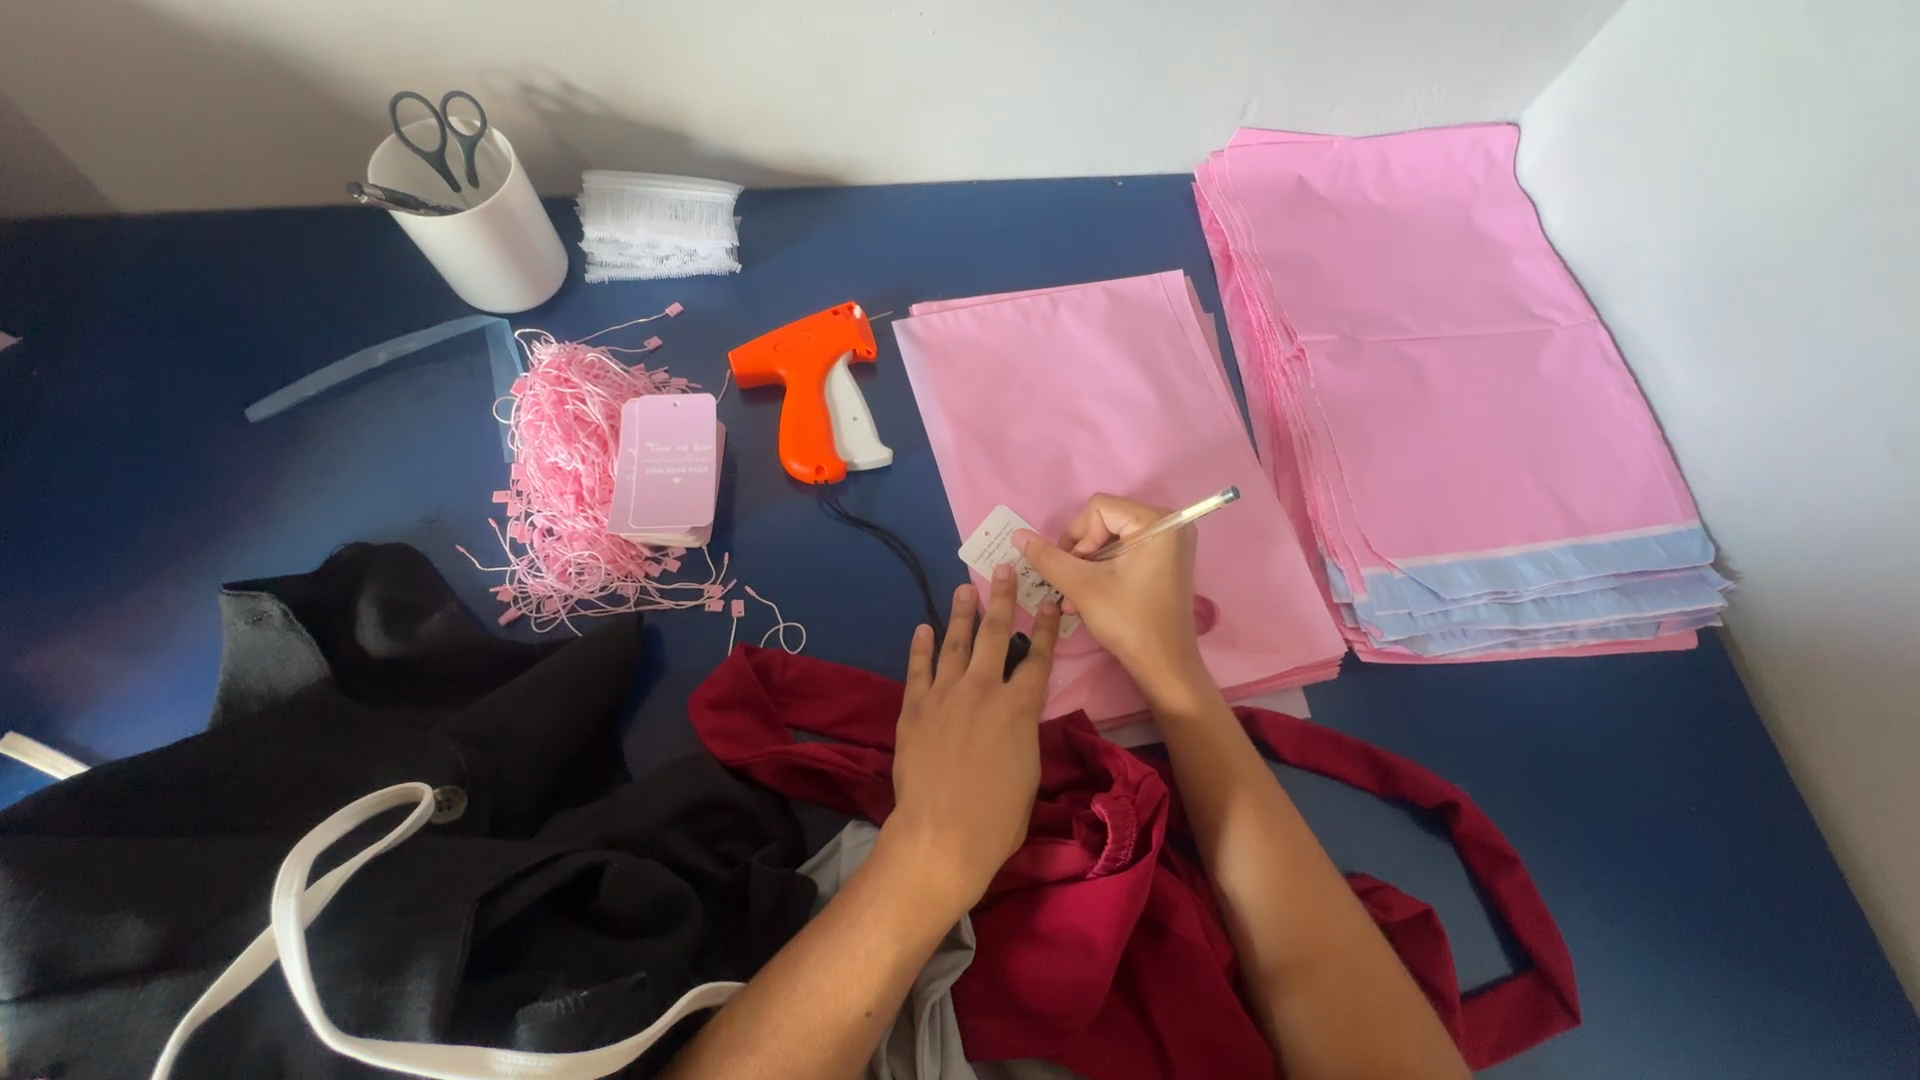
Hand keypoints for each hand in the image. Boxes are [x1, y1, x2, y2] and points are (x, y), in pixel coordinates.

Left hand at [886, 564, 1061, 913]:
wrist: (942, 834)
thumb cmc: (998, 817)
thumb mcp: (1029, 772)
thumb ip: (1024, 734)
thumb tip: (1017, 718)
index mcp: (1020, 708)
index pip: (1039, 658)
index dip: (1046, 628)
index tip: (1049, 603)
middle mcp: (984, 689)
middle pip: (996, 635)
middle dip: (1003, 599)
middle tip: (1003, 571)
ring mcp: (945, 694)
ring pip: (955, 643)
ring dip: (962, 613)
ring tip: (965, 588)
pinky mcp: (915, 707)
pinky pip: (918, 668)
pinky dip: (920, 647)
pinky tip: (922, 628)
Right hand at [1016, 494, 1206, 700]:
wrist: (1164, 665)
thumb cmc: (1128, 622)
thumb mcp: (1082, 586)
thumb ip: (1048, 558)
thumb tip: (1018, 535)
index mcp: (1157, 522)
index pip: (1098, 508)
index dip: (1078, 537)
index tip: (1077, 570)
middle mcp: (1169, 524)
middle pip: (1104, 521)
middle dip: (1081, 553)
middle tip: (1072, 584)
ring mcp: (1169, 543)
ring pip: (1110, 539)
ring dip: (1086, 566)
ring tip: (1073, 597)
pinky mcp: (1165, 561)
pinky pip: (1124, 552)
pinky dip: (1103, 570)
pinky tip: (1087, 597)